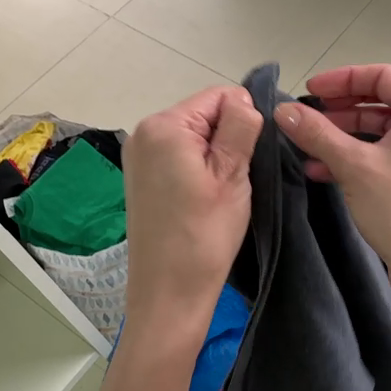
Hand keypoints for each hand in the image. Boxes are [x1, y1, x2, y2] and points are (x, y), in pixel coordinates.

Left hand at [122, 86, 262, 335]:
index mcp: (164, 126)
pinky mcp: (142, 179)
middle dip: (228, 138)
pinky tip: (204, 200)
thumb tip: (244, 99)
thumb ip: (241, 126)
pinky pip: (180, 157)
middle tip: (237, 180)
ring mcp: (139, 157)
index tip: (250, 158)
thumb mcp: (233, 174)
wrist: (169, 293)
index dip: (244, 121)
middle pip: (205, 115)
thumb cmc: (205, 234)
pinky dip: (198, 170)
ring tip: (222, 193)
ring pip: (195, 137)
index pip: (220, 96)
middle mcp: (144, 133)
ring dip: (215, 157)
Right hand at [273, 65, 390, 315]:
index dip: (342, 79)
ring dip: (343, 136)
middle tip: (306, 117)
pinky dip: (356, 158)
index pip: (382, 76)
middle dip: (340, 109)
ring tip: (307, 147)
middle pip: (381, 102)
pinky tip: (322, 171)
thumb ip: (317, 133)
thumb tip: (282, 111)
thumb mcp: (353, 165)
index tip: (309, 91)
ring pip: (380, 132)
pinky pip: (385, 156)